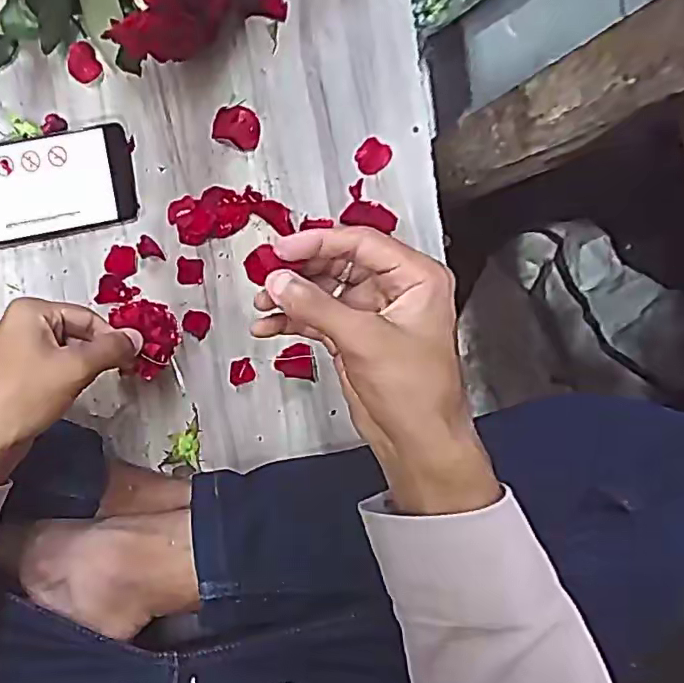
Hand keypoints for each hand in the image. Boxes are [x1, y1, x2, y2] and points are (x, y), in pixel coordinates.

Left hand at [0, 299, 141, 485]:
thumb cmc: (19, 399)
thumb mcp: (75, 368)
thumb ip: (110, 349)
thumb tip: (135, 337)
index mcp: (31, 311)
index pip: (88, 316)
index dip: (112, 337)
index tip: (132, 356)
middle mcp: (23, 324)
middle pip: (80, 331)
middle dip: (99, 353)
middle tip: (120, 370)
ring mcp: (21, 348)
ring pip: (71, 350)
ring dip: (86, 366)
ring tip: (87, 384)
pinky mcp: (22, 372)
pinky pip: (58, 366)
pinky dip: (72, 377)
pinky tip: (71, 392)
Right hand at [252, 227, 499, 514]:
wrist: (418, 440)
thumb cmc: (419, 395)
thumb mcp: (364, 340)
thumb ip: (317, 306)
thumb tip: (282, 282)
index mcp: (416, 278)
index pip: (361, 243)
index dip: (318, 242)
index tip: (283, 249)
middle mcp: (395, 290)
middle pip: (338, 262)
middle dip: (300, 269)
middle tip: (268, 274)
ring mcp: (372, 313)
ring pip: (323, 289)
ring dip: (291, 295)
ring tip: (264, 302)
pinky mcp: (354, 336)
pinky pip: (317, 316)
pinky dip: (293, 319)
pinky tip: (271, 324)